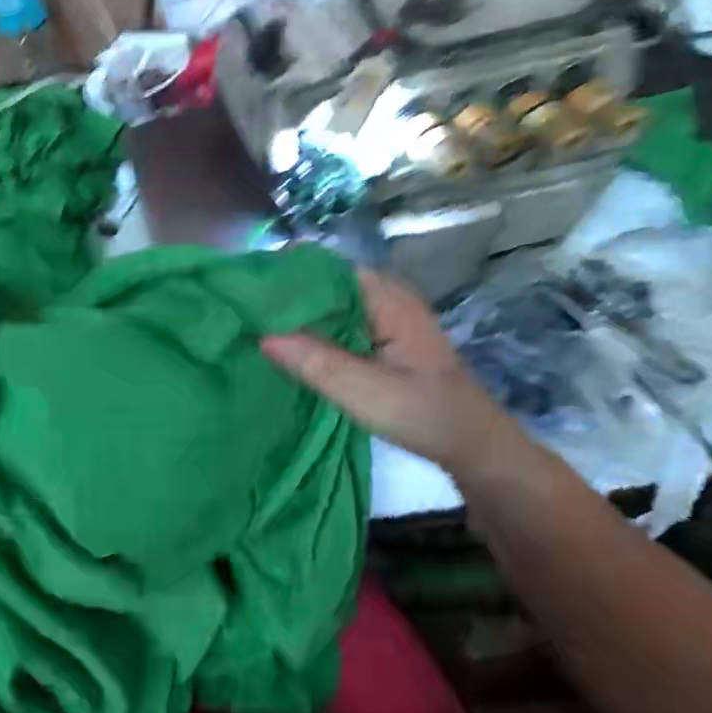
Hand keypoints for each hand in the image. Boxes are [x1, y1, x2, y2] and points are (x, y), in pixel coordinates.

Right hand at [261, 267, 520, 472]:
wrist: (471, 443)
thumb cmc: (425, 414)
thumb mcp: (368, 393)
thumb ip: (317, 363)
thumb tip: (262, 335)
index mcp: (386, 297)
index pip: (324, 269)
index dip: (285, 276)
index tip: (245, 291)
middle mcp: (382, 296)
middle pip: (321, 283)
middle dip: (283, 296)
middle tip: (240, 312)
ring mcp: (379, 316)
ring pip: (326, 304)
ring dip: (294, 315)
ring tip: (250, 325)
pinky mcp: (375, 337)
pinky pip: (333, 322)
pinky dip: (308, 331)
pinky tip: (283, 345)